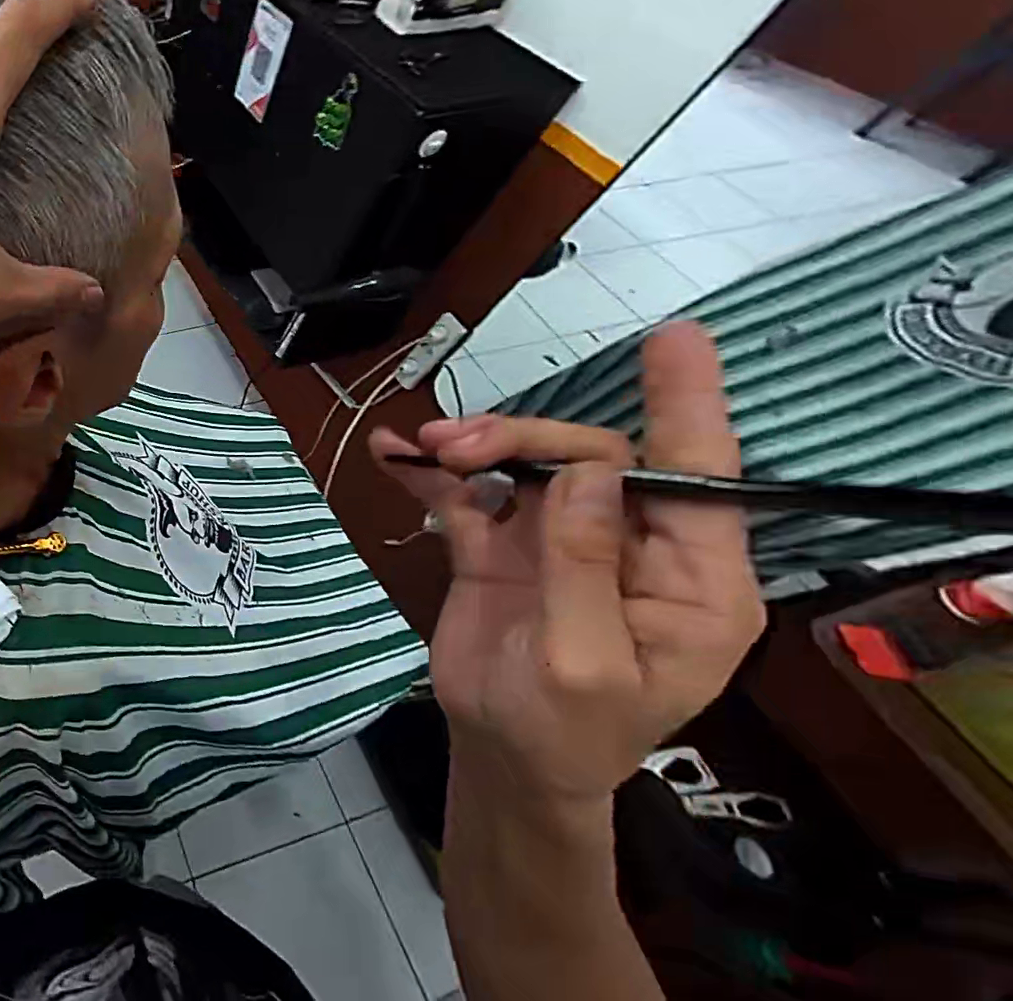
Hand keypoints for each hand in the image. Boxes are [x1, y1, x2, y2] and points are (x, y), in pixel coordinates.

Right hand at [370, 323, 764, 808]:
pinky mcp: (500, 548)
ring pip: (524, 469)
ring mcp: (558, 543)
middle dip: (522, 441)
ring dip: (472, 450)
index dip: (686, 405)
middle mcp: (629, 547)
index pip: (700, 478)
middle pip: (587, 461)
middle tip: (451, 448)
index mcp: (688, 581)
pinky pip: (469, 498)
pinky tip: (394, 456)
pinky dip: (432, 476)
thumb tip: (592, 473)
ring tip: (420, 447)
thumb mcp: (583, 661)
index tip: (673, 339)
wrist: (499, 754)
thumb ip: (588, 568)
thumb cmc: (564, 730)